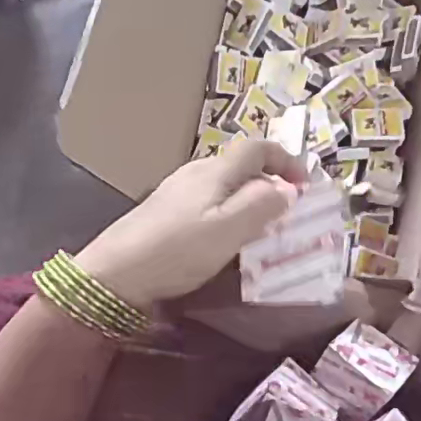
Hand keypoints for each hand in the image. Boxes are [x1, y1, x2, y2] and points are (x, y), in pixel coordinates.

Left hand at [75, 139, 304, 308]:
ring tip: (258, 230)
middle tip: (286, 215)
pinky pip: (205, 202)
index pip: (258, 147)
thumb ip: (261, 207)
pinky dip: (225, 213)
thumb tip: (287, 189)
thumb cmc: (176, 252)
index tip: (305, 186)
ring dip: (247, 200)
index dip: (286, 160)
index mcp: (215, 172)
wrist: (114, 272)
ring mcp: (175, 191)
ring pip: (222, 185)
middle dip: (269, 183)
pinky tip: (221, 240)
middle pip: (240, 165)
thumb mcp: (227, 231)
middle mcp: (194, 172)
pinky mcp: (162, 212)